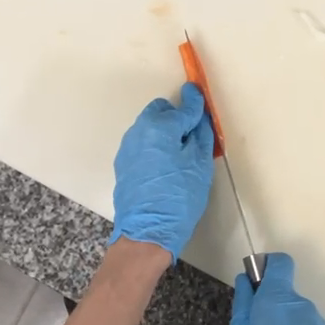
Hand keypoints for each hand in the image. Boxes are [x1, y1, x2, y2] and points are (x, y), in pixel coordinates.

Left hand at [109, 82, 214, 259]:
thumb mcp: (199, 165)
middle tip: (191, 135)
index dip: (194, 102)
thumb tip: (199, 120)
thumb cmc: (179, 198)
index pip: (183, 108)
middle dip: (175, 116)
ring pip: (148, 127)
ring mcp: (128, 147)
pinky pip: (141, 144)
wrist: (147, 231)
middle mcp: (139, 131)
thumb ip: (200, 136)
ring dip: (163, 132)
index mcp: (160, 127)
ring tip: (177, 154)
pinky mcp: (123, 163)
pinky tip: (162, 167)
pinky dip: (152, 147)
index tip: (197, 93)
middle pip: (159, 111)